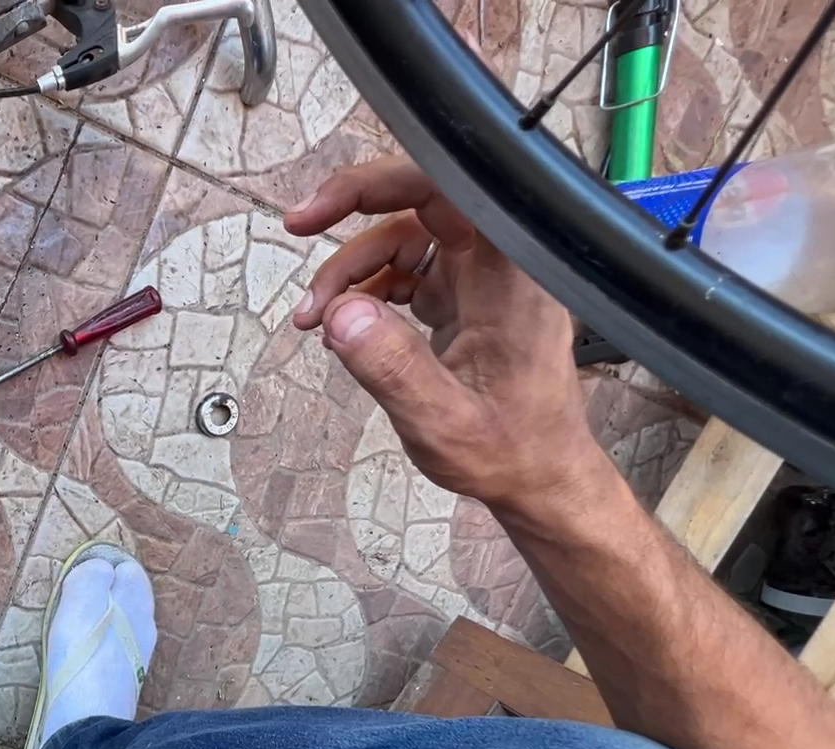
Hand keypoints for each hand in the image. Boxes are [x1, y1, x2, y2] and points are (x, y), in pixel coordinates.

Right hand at [284, 157, 612, 516]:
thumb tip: (339, 314)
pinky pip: (405, 276)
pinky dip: (364, 296)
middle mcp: (499, 265)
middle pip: (415, 210)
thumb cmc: (506, 450)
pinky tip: (341, 331)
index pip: (443, 192)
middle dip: (349, 227)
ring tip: (313, 323)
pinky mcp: (463, 299)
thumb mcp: (440, 421)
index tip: (314, 213)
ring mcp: (480, 280)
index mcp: (508, 276)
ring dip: (349, 277)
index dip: (373, 187)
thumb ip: (391, 367)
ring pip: (402, 244)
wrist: (536, 474)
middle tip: (298, 249)